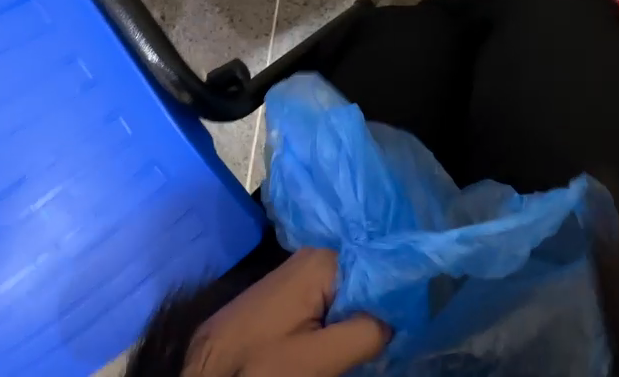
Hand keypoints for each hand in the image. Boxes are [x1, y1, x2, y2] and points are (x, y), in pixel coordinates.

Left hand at [187, 248, 388, 376]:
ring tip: (377, 336)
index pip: (384, 263)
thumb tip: (400, 317)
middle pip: (369, 274)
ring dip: (365, 313)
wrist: (201, 371)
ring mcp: (302, 272)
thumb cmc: (259, 363)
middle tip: (398, 332)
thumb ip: (364, 333)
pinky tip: (348, 337)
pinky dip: (346, 316)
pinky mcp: (292, 292)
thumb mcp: (316, 359)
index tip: (417, 315)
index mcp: (325, 260)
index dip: (402, 290)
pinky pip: (334, 297)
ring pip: (353, 288)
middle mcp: (316, 254)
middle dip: (384, 303)